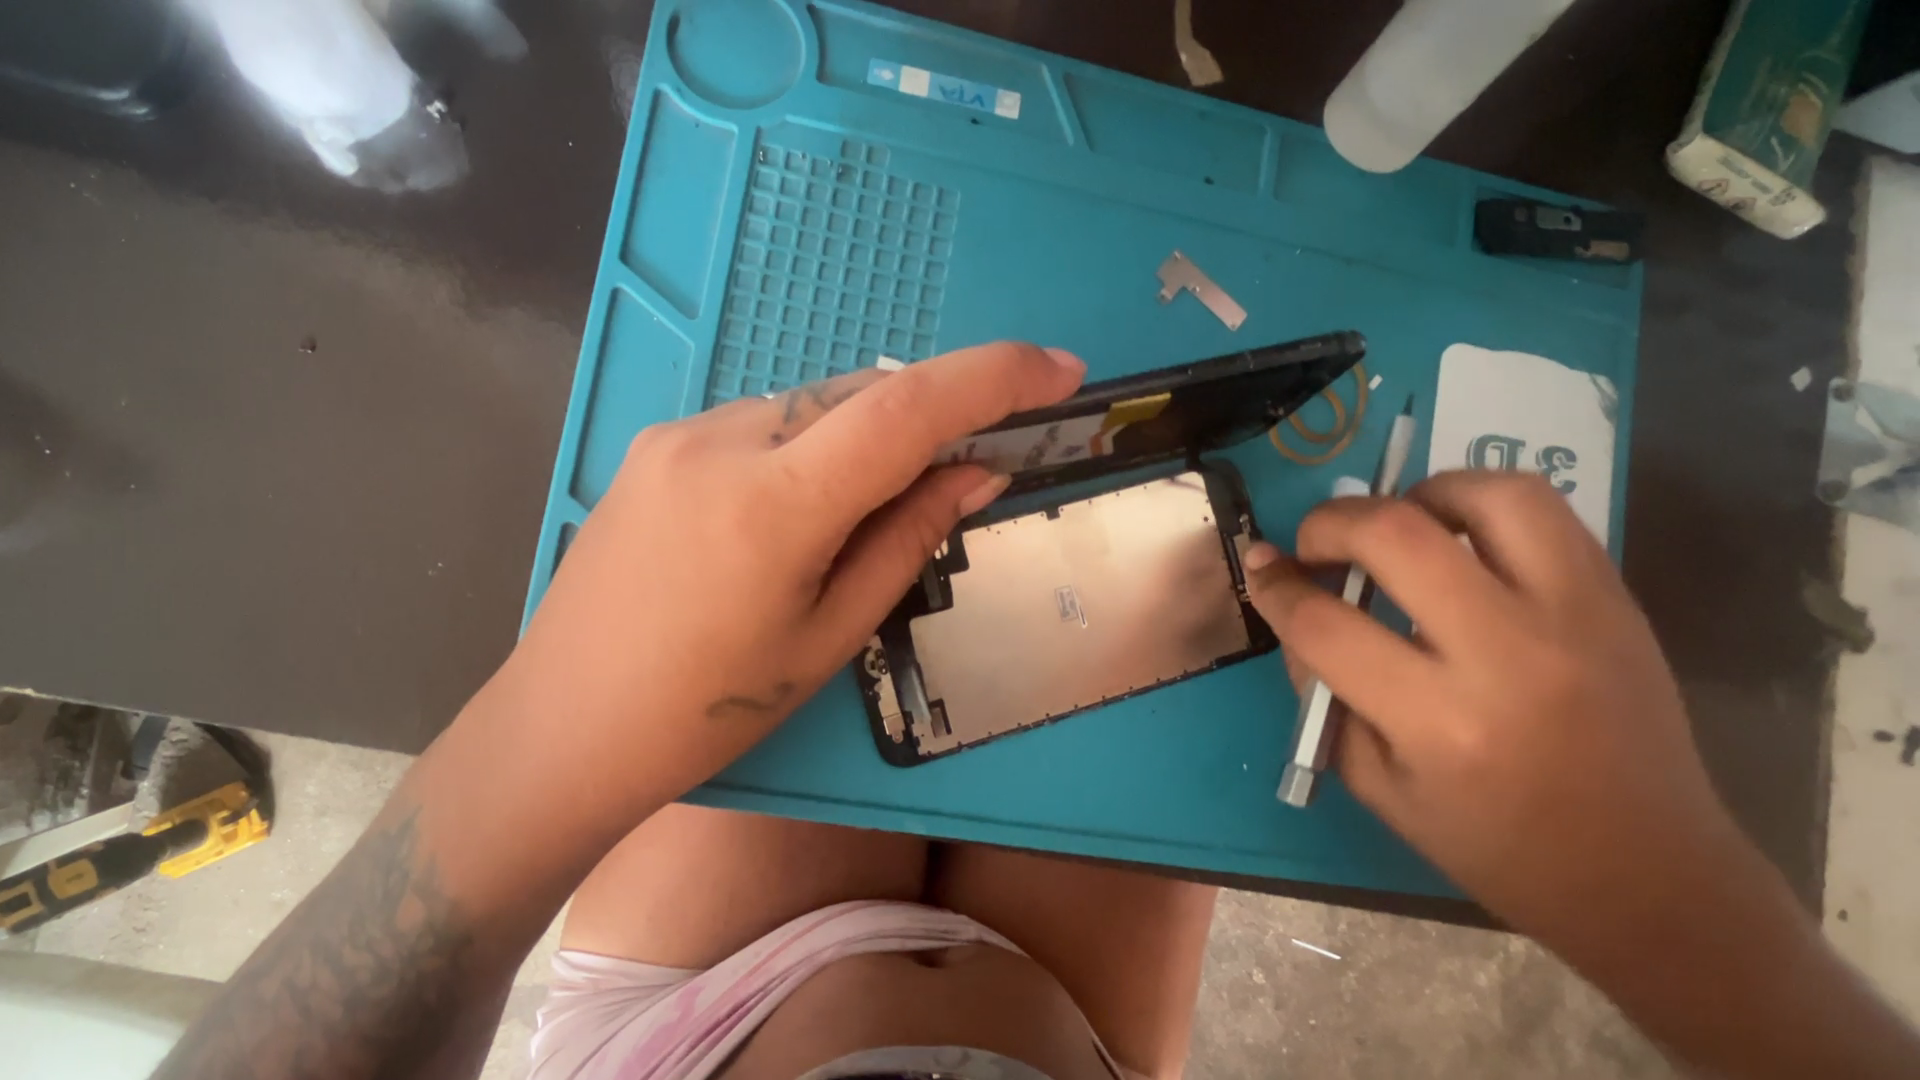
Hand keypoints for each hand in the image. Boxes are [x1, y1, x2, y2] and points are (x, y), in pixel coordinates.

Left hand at [488, 343, 1084, 804]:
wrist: (562, 727)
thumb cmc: (709, 710)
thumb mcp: (829, 636)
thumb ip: (907, 539)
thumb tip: (977, 473)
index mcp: (774, 503)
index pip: (905, 407)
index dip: (995, 375)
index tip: (1059, 368)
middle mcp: (722, 440)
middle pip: (861, 393)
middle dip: (934, 412)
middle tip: (976, 457)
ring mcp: (678, 434)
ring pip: (812, 405)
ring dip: (869, 433)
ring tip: (879, 503)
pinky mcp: (655, 444)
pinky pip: (763, 422)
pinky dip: (814, 444)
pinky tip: (806, 506)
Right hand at [1241, 471, 1755, 949]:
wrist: (1648, 874)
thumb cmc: (1495, 846)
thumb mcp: (1378, 786)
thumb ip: (1324, 695)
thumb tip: (1295, 612)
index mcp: (1438, 723)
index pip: (1326, 625)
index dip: (1276, 589)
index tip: (1262, 572)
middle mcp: (1507, 655)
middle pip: (1396, 536)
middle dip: (1330, 524)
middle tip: (1316, 545)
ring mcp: (1574, 617)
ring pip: (1488, 496)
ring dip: (1420, 494)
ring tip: (1399, 525)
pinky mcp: (1618, 600)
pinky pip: (1544, 513)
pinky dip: (1482, 507)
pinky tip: (1459, 541)